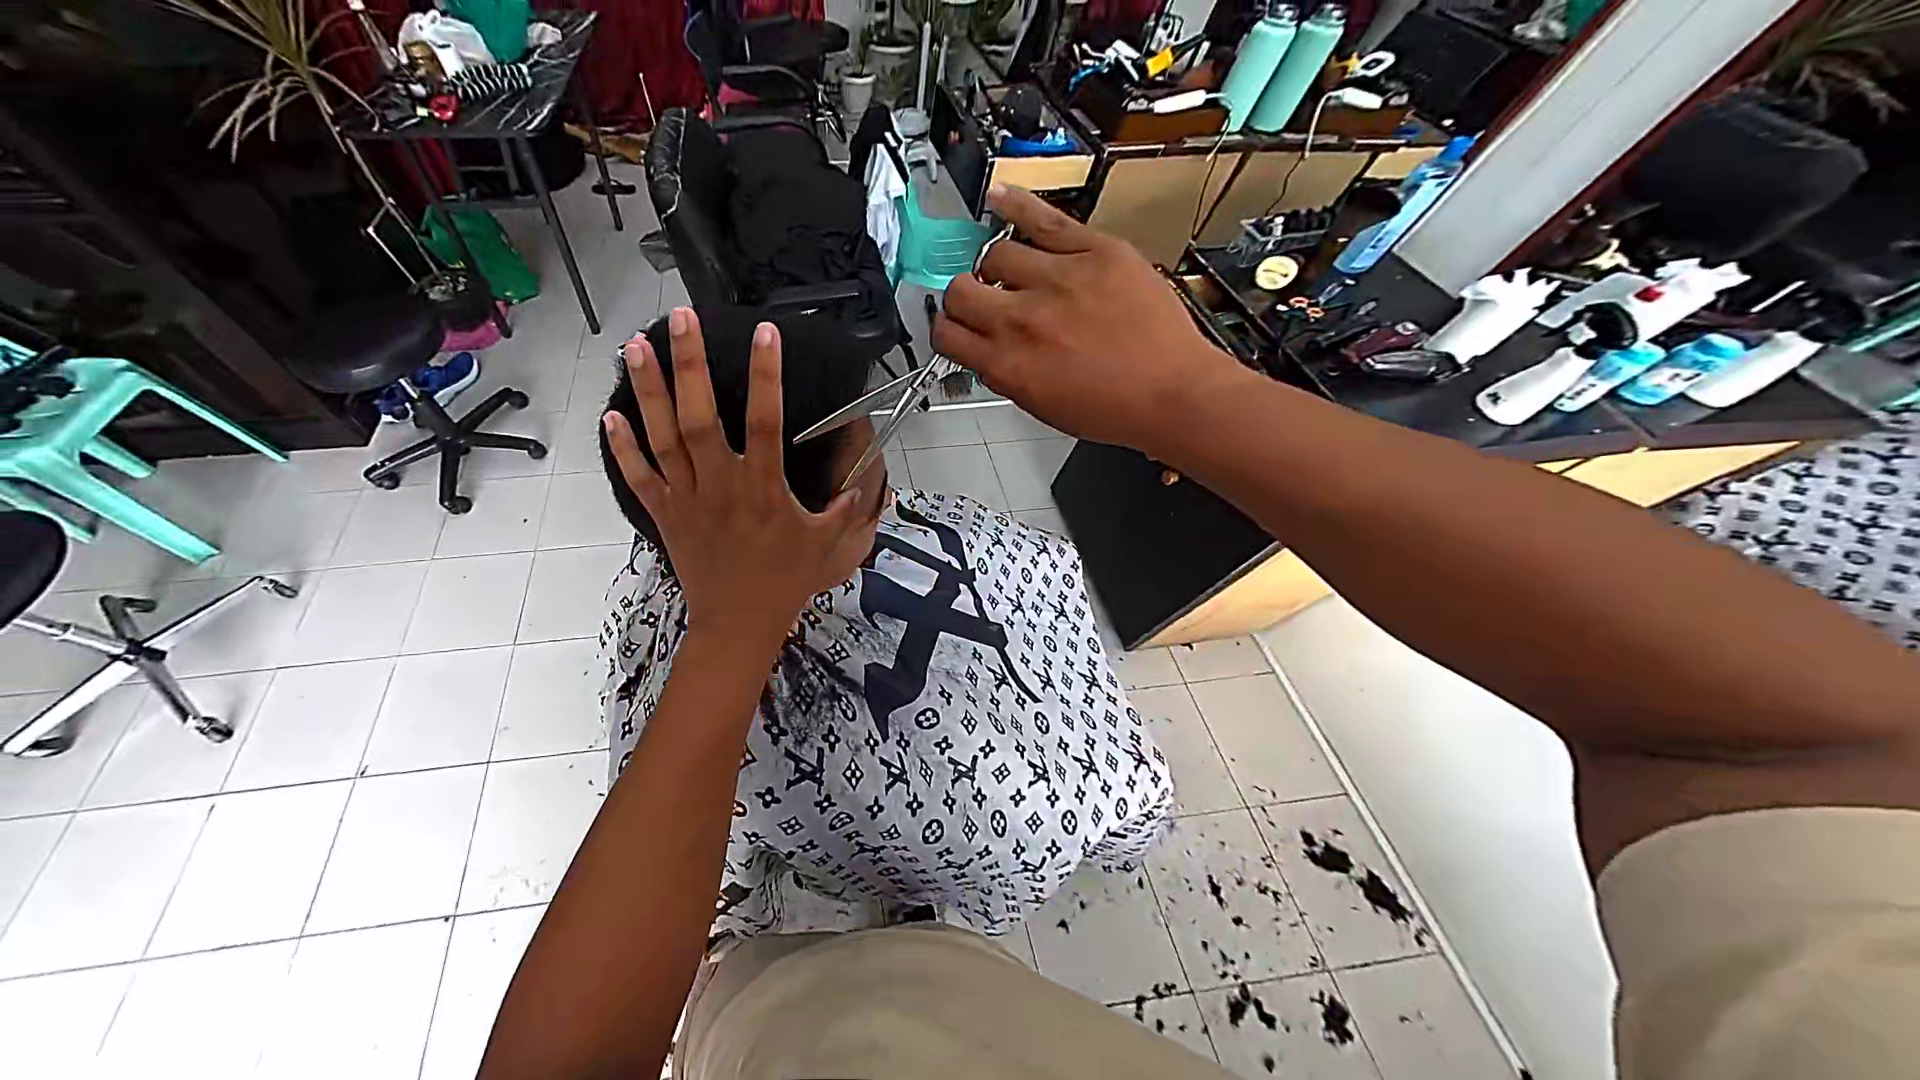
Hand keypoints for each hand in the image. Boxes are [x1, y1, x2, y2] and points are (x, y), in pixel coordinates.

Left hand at [603, 309, 876, 651]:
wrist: (738, 623)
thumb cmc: (784, 582)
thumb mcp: (825, 545)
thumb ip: (844, 511)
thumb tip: (862, 486)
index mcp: (762, 487)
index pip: (766, 420)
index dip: (766, 375)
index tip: (766, 333)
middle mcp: (720, 484)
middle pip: (699, 417)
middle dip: (690, 365)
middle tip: (680, 319)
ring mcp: (687, 498)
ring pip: (663, 437)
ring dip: (649, 391)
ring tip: (636, 347)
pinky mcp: (665, 514)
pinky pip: (640, 477)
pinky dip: (624, 448)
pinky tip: (611, 416)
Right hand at [934, 185, 1245, 451]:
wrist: (1172, 393)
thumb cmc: (1117, 407)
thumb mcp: (1044, 408)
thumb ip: (1007, 375)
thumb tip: (987, 353)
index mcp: (1009, 365)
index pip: (948, 334)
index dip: (948, 329)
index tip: (956, 326)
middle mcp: (1024, 320)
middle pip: (961, 290)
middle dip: (965, 297)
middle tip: (981, 299)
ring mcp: (1057, 280)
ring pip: (995, 254)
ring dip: (996, 265)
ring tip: (1012, 272)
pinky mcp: (1092, 252)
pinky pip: (1041, 218)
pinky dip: (1015, 205)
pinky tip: (998, 198)